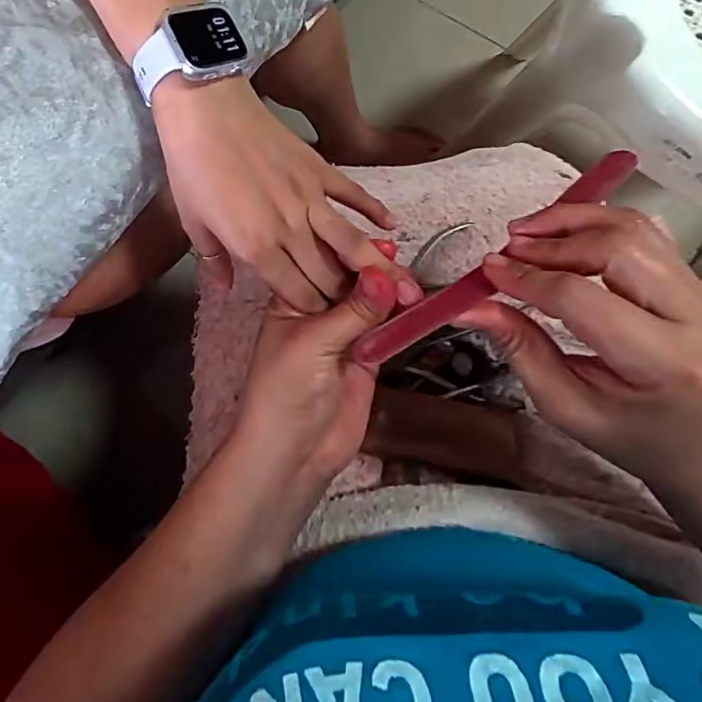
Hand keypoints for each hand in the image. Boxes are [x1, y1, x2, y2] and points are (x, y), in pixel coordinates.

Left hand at [153, 77, 410, 313]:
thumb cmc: (192, 168)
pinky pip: (354, 194)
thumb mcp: (192, 223)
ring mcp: (311, 199)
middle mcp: (291, 231)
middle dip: (346, 299)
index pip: (298, 294)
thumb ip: (214, 261)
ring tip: (399, 287)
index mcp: (257, 249)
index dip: (315, 311)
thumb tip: (226, 288)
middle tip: (362, 309)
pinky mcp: (320, 170)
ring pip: (351, 243)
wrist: (206, 111)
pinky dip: (375, 210)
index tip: (325, 319)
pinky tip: (392, 226)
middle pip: (328, 276)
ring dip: (376, 268)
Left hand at [228, 256, 400, 490]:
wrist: (292, 454)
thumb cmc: (284, 392)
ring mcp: (343, 333)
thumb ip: (353, 311)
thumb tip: (384, 275)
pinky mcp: (366, 357)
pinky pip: (387, 331)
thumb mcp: (314, 344)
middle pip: (352, 281)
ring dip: (393, 294)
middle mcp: (317, 310)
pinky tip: (416, 306)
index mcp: (292, 298)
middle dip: (377, 273)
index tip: (382, 248)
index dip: (351, 254)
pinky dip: (402, 320)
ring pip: (373, 304)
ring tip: (412, 286)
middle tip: (403, 272)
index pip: (323, 264)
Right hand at [456, 205, 701, 491]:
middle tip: (508, 248)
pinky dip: (596, 226)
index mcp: (667, 365)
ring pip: (635, 229)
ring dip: (574, 222)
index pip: (583, 297)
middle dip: (553, 241)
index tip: (488, 270)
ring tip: (529, 232)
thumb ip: (520, 349)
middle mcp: (699, 321)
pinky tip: (563, 236)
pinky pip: (646, 235)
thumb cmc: (633, 438)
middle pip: (618, 247)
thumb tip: (472, 307)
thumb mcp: (566, 407)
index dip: (528, 278)